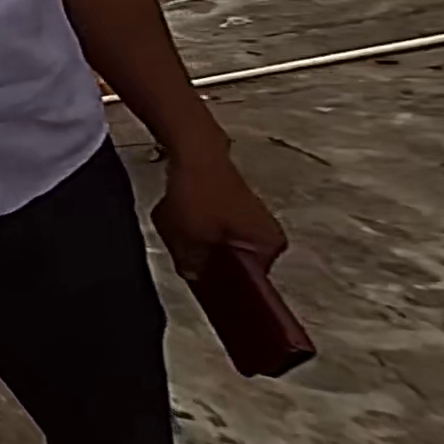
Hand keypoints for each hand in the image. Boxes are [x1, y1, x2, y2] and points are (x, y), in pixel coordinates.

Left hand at [151, 148, 287, 279]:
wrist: (194, 154)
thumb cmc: (199, 195)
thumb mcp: (190, 237)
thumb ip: (193, 262)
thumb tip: (195, 276)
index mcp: (268, 247)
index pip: (249, 282)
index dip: (224, 286)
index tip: (204, 289)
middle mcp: (266, 234)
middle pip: (231, 260)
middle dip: (204, 257)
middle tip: (182, 252)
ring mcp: (249, 217)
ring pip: (216, 239)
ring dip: (193, 237)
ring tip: (177, 226)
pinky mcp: (229, 202)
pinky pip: (208, 222)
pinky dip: (191, 221)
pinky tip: (175, 213)